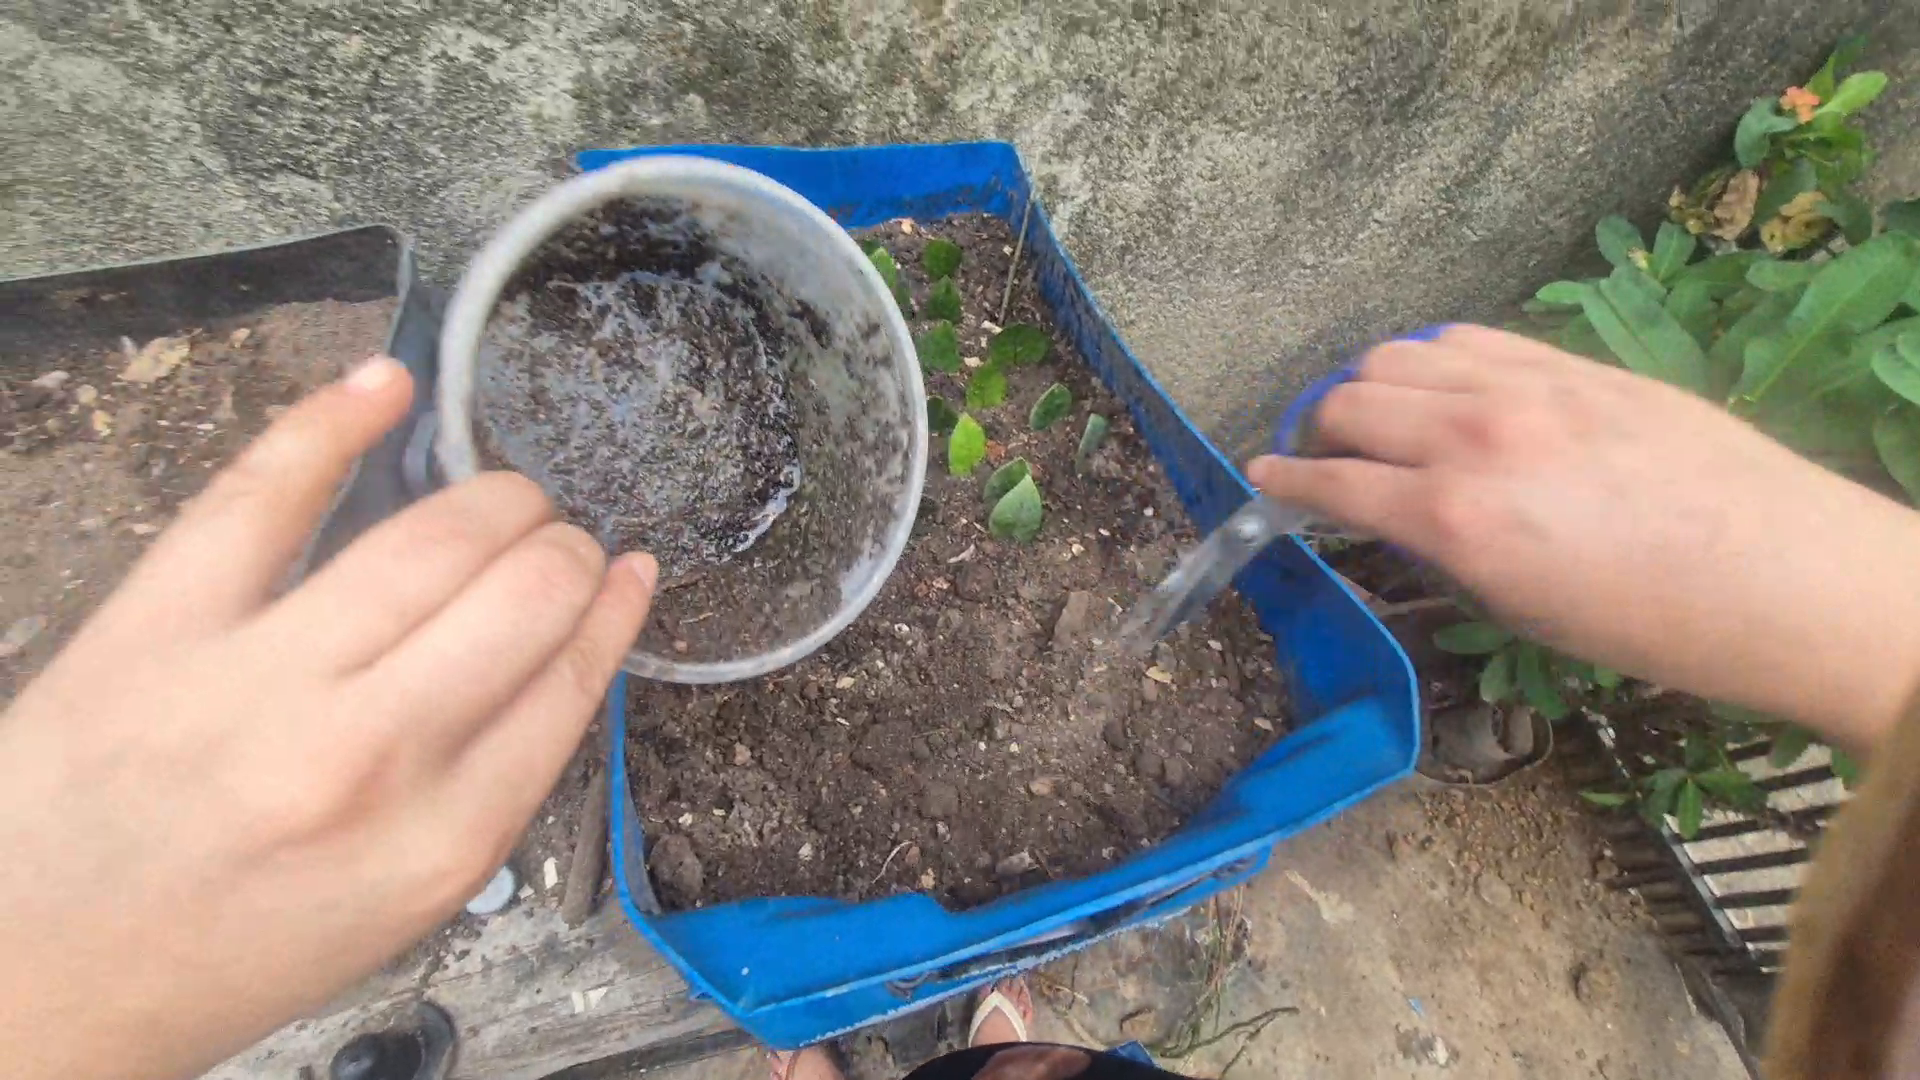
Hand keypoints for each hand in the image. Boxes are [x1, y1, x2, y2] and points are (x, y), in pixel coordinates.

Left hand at [0, 357, 656, 1079]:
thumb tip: (590, 628)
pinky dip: (331, 424)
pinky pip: (257, 498)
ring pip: (426, 542)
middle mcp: (361, 756)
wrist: (30, 987)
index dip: (616, 606)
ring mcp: (247, 683)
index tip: (633, 570)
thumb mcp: (430, 883)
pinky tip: (392, 382)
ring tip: (518, 501)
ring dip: (503, 500)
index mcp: (445, 836)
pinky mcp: (147, 629)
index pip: (574, 676)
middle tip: (566, 551)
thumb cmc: (266, 935)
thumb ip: (521, 760)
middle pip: (522, 595)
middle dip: (570, 552)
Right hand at [1248, 325, 1919, 753]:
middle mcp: (1474, 438)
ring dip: (1364, 390)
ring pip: (1394, 356)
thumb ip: (1426, 543)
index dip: (1279, 481)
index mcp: (1452, 516)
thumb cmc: (1638, 625)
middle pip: (1346, 403)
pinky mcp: (1573, 365)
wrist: (1796, 583)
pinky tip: (1441, 391)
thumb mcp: (1503, 604)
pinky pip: (1464, 339)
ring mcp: (1526, 389)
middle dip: (1314, 433)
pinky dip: (1428, 363)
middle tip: (1324, 458)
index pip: (1327, 482)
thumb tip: (1380, 509)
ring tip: (1377, 418)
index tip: (1260, 479)